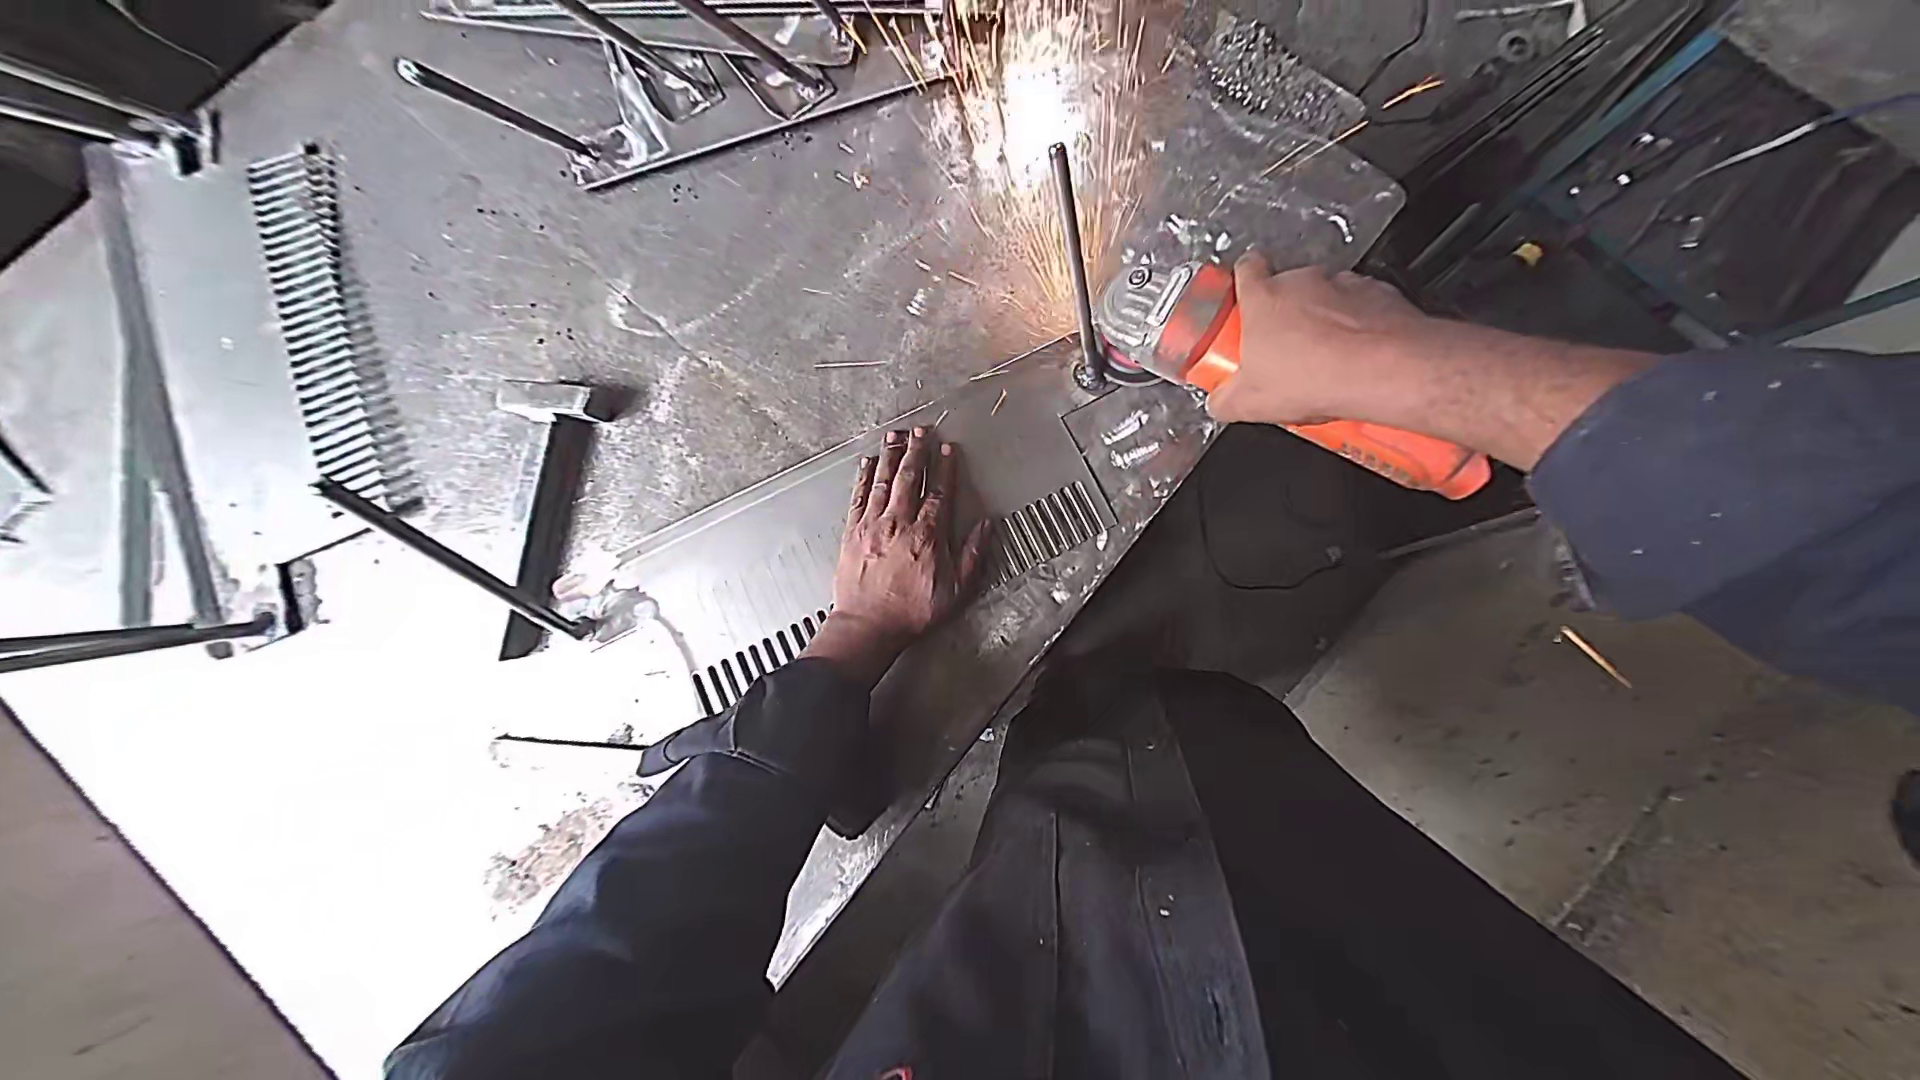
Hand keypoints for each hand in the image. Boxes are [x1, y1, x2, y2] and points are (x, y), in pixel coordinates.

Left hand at [802, 427, 990, 687]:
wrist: (868, 625)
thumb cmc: (912, 611)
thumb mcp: (955, 590)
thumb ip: (972, 556)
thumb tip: (986, 527)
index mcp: (927, 536)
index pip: (939, 493)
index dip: (945, 468)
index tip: (947, 450)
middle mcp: (899, 524)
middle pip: (910, 478)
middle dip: (917, 451)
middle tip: (921, 430)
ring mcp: (873, 525)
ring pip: (884, 481)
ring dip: (892, 456)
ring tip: (896, 435)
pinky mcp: (853, 532)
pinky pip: (860, 496)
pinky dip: (865, 477)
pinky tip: (869, 462)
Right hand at [1205, 251, 1436, 428]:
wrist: (1385, 372)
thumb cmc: (1317, 376)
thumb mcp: (1248, 403)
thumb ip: (1223, 399)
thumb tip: (1218, 403)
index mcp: (1264, 299)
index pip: (1245, 269)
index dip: (1241, 281)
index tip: (1239, 302)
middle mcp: (1303, 282)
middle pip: (1284, 288)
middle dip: (1281, 315)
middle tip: (1278, 350)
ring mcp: (1343, 284)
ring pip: (1323, 298)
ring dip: (1318, 321)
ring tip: (1318, 360)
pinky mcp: (1379, 294)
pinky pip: (1358, 307)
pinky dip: (1353, 327)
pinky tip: (1349, 358)